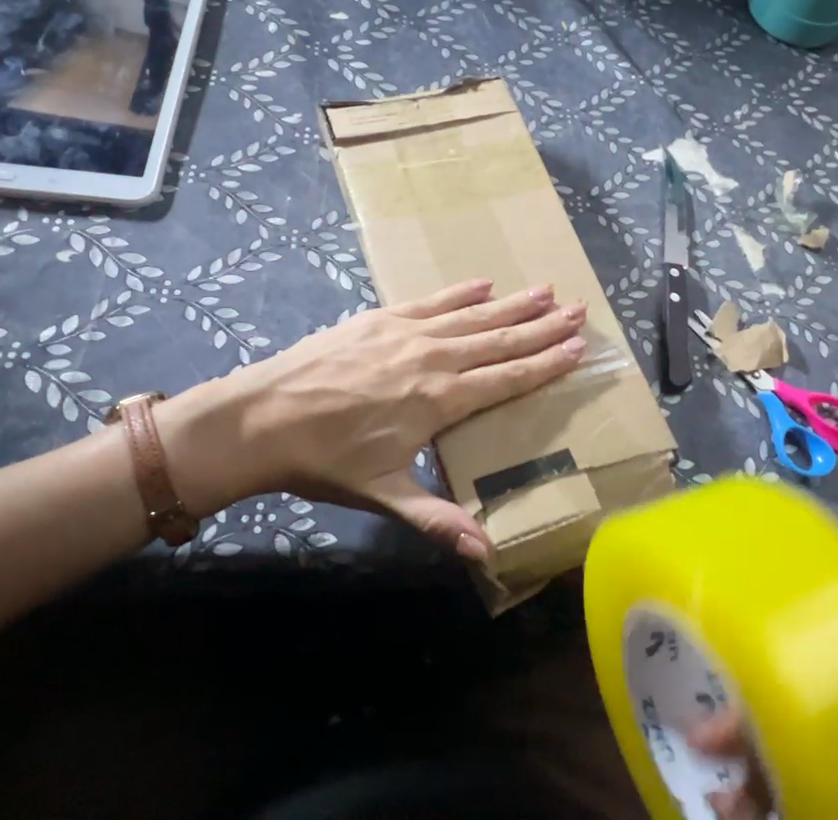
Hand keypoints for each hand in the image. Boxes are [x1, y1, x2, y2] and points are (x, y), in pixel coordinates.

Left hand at [158, 279, 586, 563]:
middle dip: (542, 326)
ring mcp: (405, 333)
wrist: (257, 419)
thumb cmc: (324, 462)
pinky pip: (430, 301)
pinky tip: (482, 283)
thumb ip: (438, 519)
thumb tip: (486, 554)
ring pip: (471, 316)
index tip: (579, 348)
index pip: (507, 378)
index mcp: (440, 400)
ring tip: (547, 291)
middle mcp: (432, 358)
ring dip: (512, 304)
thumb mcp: (384, 495)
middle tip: (580, 309)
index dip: (546, 363)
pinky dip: (460, 293)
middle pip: (499, 340)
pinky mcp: (378, 319)